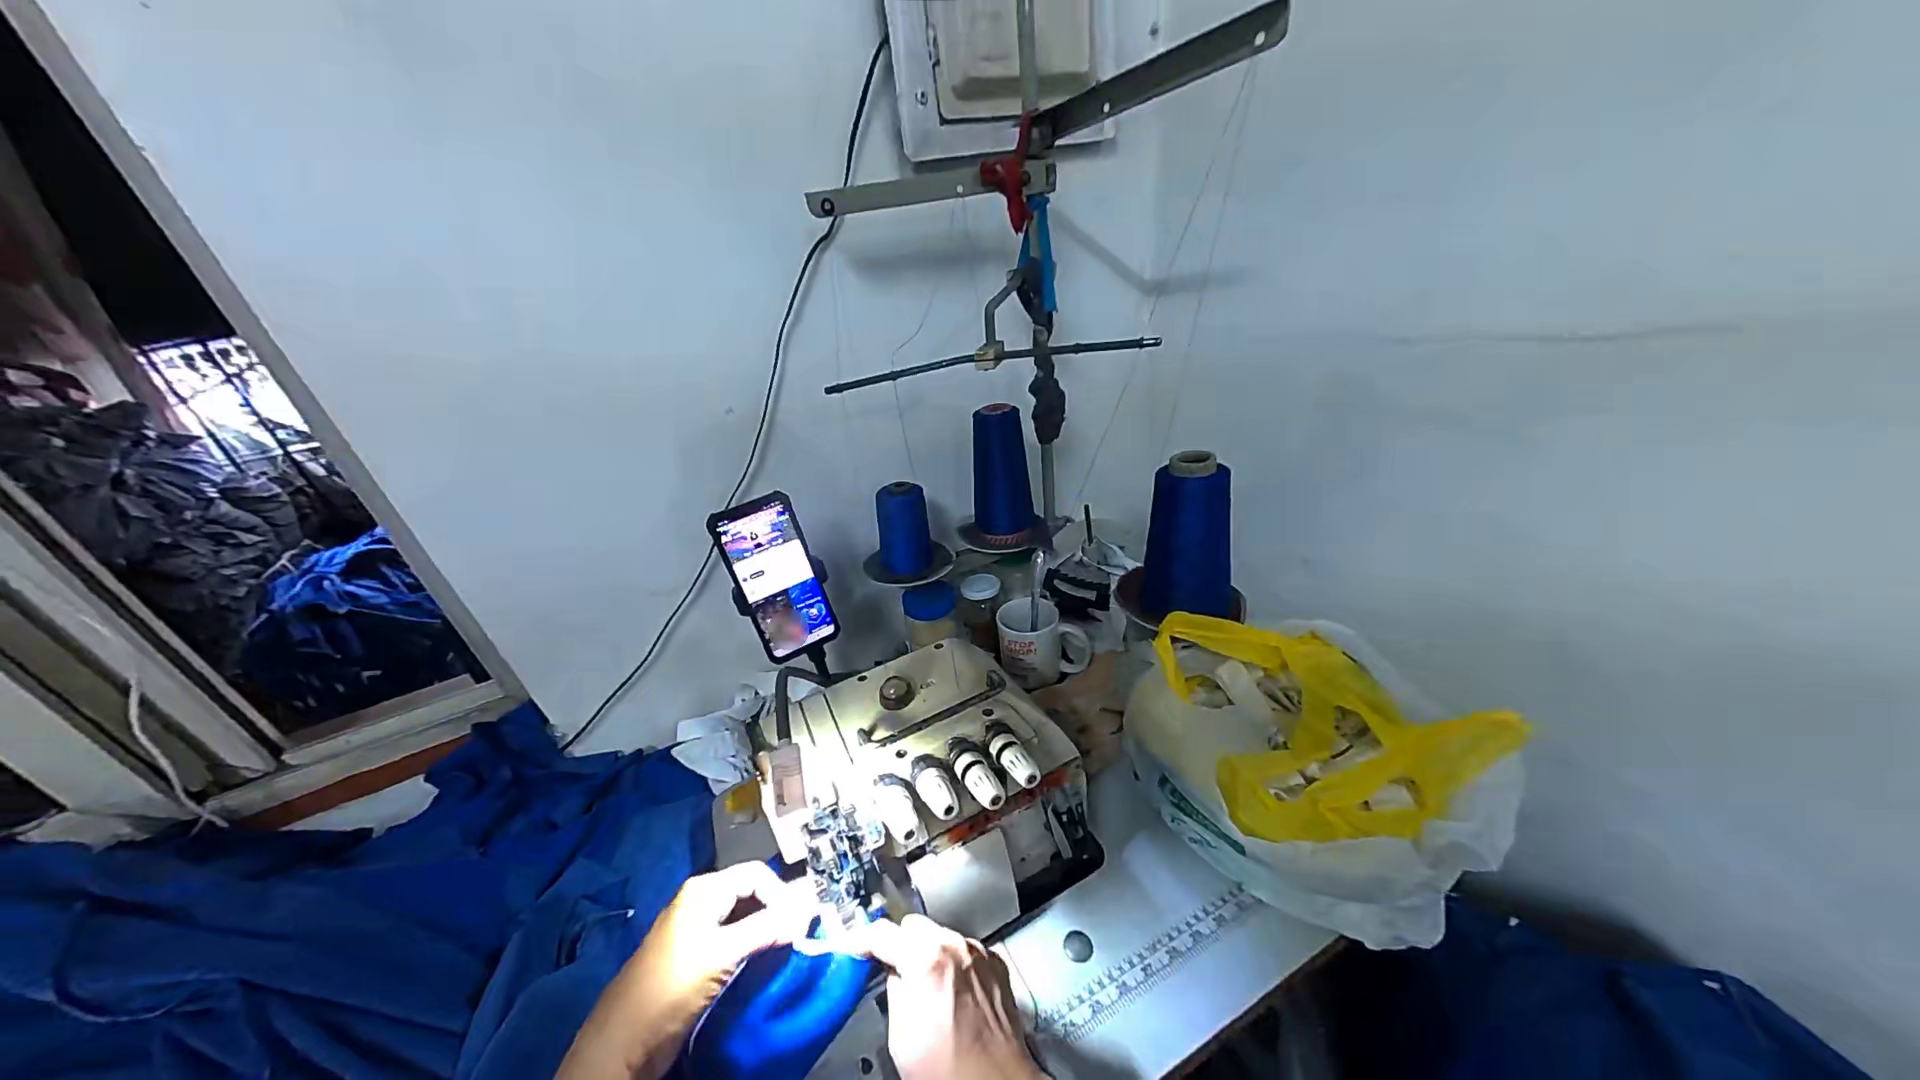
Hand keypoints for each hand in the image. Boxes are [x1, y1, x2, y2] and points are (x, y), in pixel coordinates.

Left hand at [557, 862, 814, 1079]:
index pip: (757, 874)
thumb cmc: (671, 988)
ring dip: (766, 928)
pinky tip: (763, 960)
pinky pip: (733, 937)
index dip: (782, 894)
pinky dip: (752, 943)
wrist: (623, 1042)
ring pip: (744, 916)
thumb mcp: (723, 954)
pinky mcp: (695, 955)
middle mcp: (700, 901)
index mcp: (704, 889)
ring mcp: (696, 928)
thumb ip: (766, 928)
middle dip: (777, 909)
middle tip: (798, 934)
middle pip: (751, 892)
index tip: (801, 922)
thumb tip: (805, 913)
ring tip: (784, 947)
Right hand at [856, 914, 1046, 1079]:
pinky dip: (955, 963)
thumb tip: (893, 974)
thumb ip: (894, 990)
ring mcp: (979, 953)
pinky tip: (952, 994)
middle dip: (900, 945)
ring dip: (930, 953)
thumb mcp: (900, 1035)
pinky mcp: (995, 965)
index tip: (855, 945)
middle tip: (893, 972)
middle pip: (914, 926)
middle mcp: (956, 946)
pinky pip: (965, 951)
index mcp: (927, 958)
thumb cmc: (951, 1070)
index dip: (862, 939)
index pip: (883, 933)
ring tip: (927, 992)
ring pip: (941, 935)